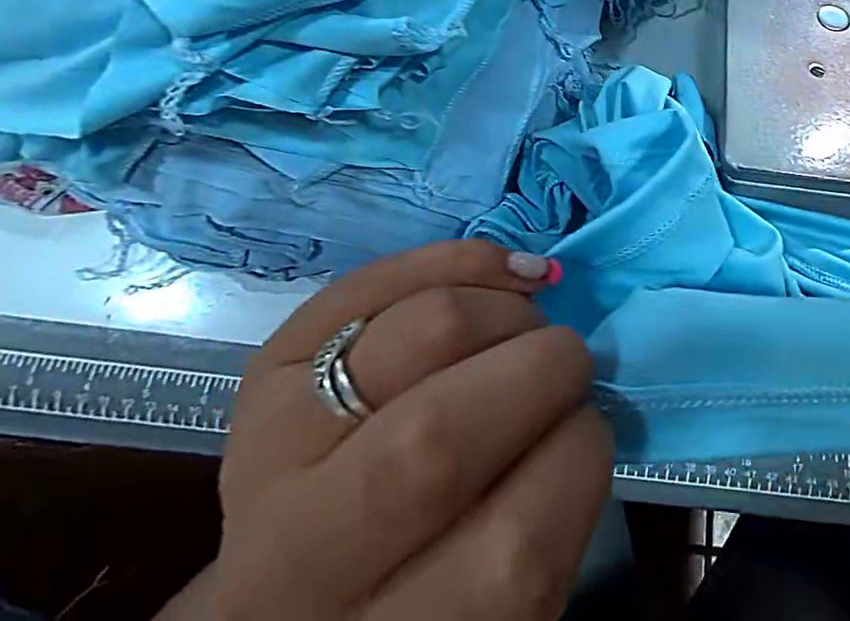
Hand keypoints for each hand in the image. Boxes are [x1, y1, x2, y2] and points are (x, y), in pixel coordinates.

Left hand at [162, 240, 611, 620]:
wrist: (295, 594)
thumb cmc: (426, 592)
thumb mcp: (501, 595)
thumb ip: (549, 513)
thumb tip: (582, 393)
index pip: (518, 543)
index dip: (581, 452)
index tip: (587, 427)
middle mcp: (311, 561)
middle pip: (440, 436)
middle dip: (546, 365)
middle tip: (568, 360)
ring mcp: (271, 456)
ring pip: (414, 336)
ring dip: (503, 307)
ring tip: (527, 317)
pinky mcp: (262, 379)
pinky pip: (363, 291)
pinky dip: (451, 262)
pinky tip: (497, 275)